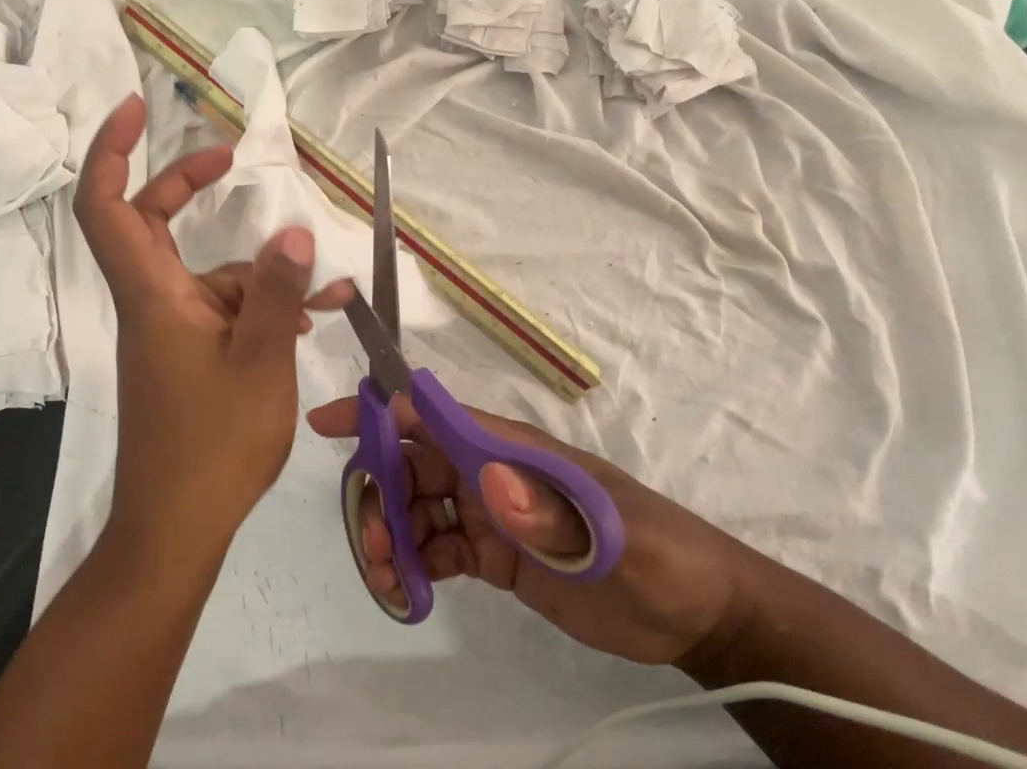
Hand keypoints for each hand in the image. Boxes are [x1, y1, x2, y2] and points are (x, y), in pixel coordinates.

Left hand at [75, 95, 352, 555]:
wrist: (176, 528)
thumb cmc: (212, 447)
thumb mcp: (259, 363)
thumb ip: (274, 293)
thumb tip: (294, 232)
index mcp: (152, 296)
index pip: (107, 206)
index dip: (112, 151)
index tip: (137, 109)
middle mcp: (151, 305)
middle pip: (152, 224)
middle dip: (192, 188)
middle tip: (234, 163)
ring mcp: (167, 334)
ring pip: (205, 277)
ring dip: (259, 273)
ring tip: (326, 293)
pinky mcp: (185, 360)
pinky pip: (220, 314)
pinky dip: (259, 309)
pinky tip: (308, 323)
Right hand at [307, 394, 758, 665]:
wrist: (696, 613)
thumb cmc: (660, 557)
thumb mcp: (615, 540)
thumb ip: (552, 515)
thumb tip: (486, 482)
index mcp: (513, 452)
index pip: (435, 416)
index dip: (381, 413)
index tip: (330, 424)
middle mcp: (492, 474)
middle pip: (412, 465)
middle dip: (378, 494)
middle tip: (371, 543)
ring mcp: (490, 514)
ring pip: (416, 509)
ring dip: (391, 535)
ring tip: (387, 577)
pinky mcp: (494, 555)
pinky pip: (437, 550)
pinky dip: (414, 566)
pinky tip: (406, 593)